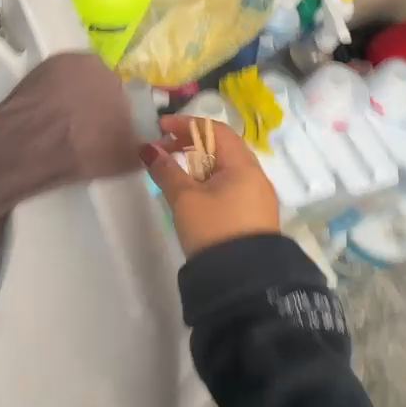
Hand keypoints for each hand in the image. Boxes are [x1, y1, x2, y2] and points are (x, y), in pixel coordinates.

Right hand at [142, 115, 281, 256]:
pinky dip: (209, 179)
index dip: (186, 124)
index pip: (215, 129)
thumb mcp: (184, 198)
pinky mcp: (254, 216)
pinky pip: (231, 184)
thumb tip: (148, 149)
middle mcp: (256, 176)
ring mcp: (257, 197)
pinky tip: (193, 191)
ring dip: (199, 162)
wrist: (244, 282)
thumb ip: (166, 170)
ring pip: (226, 166)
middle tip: (164, 148)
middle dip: (191, 142)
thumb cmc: (213, 229)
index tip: (160, 128)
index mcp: (243, 165)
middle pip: (222, 146)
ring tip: (175, 170)